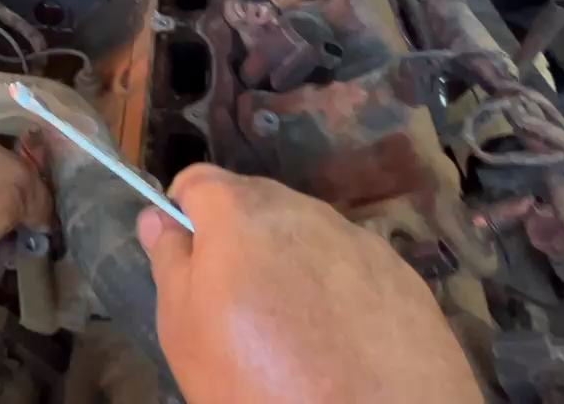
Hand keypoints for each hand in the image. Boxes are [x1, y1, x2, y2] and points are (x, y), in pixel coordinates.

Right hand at [138, 164, 481, 403]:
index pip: (196, 181)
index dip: (185, 216)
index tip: (191, 262)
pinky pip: (352, 267)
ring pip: (305, 233)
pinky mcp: (405, 280)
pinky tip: (343, 344)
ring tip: (297, 329)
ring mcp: (357, 241)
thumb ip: (168, 259)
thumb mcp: (183, 326)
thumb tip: (157, 218)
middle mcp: (298, 208)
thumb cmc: (256, 382)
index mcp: (238, 209)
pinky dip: (340, 290)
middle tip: (240, 303)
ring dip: (291, 260)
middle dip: (239, 237)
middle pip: (253, 203)